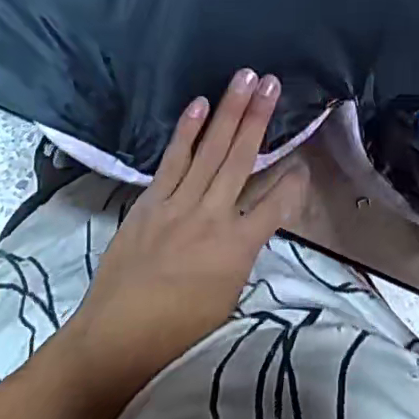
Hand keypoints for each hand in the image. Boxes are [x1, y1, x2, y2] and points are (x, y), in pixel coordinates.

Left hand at [58, 69, 308, 399]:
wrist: (116, 340)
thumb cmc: (178, 334)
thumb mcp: (227, 299)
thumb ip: (242, 255)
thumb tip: (249, 227)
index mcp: (237, 249)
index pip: (276, 205)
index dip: (294, 183)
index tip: (303, 162)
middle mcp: (211, 218)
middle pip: (242, 159)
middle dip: (259, 118)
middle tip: (272, 82)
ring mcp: (178, 205)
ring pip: (210, 151)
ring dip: (229, 111)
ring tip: (244, 78)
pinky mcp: (150, 202)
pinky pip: (172, 161)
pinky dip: (186, 132)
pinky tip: (199, 105)